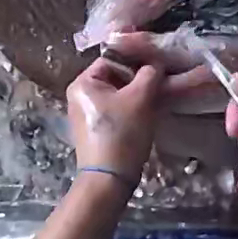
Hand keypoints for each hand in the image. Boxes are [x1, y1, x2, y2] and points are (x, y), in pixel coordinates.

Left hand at [67, 56, 164, 184]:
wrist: (109, 178)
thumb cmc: (122, 133)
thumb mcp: (140, 98)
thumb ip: (149, 74)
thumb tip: (154, 65)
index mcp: (82, 83)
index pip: (112, 60)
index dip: (135, 63)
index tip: (157, 71)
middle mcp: (78, 95)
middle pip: (115, 78)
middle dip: (137, 82)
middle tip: (159, 88)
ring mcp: (85, 114)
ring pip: (117, 96)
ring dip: (137, 97)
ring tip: (155, 103)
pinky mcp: (94, 130)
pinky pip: (114, 112)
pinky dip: (130, 112)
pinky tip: (145, 119)